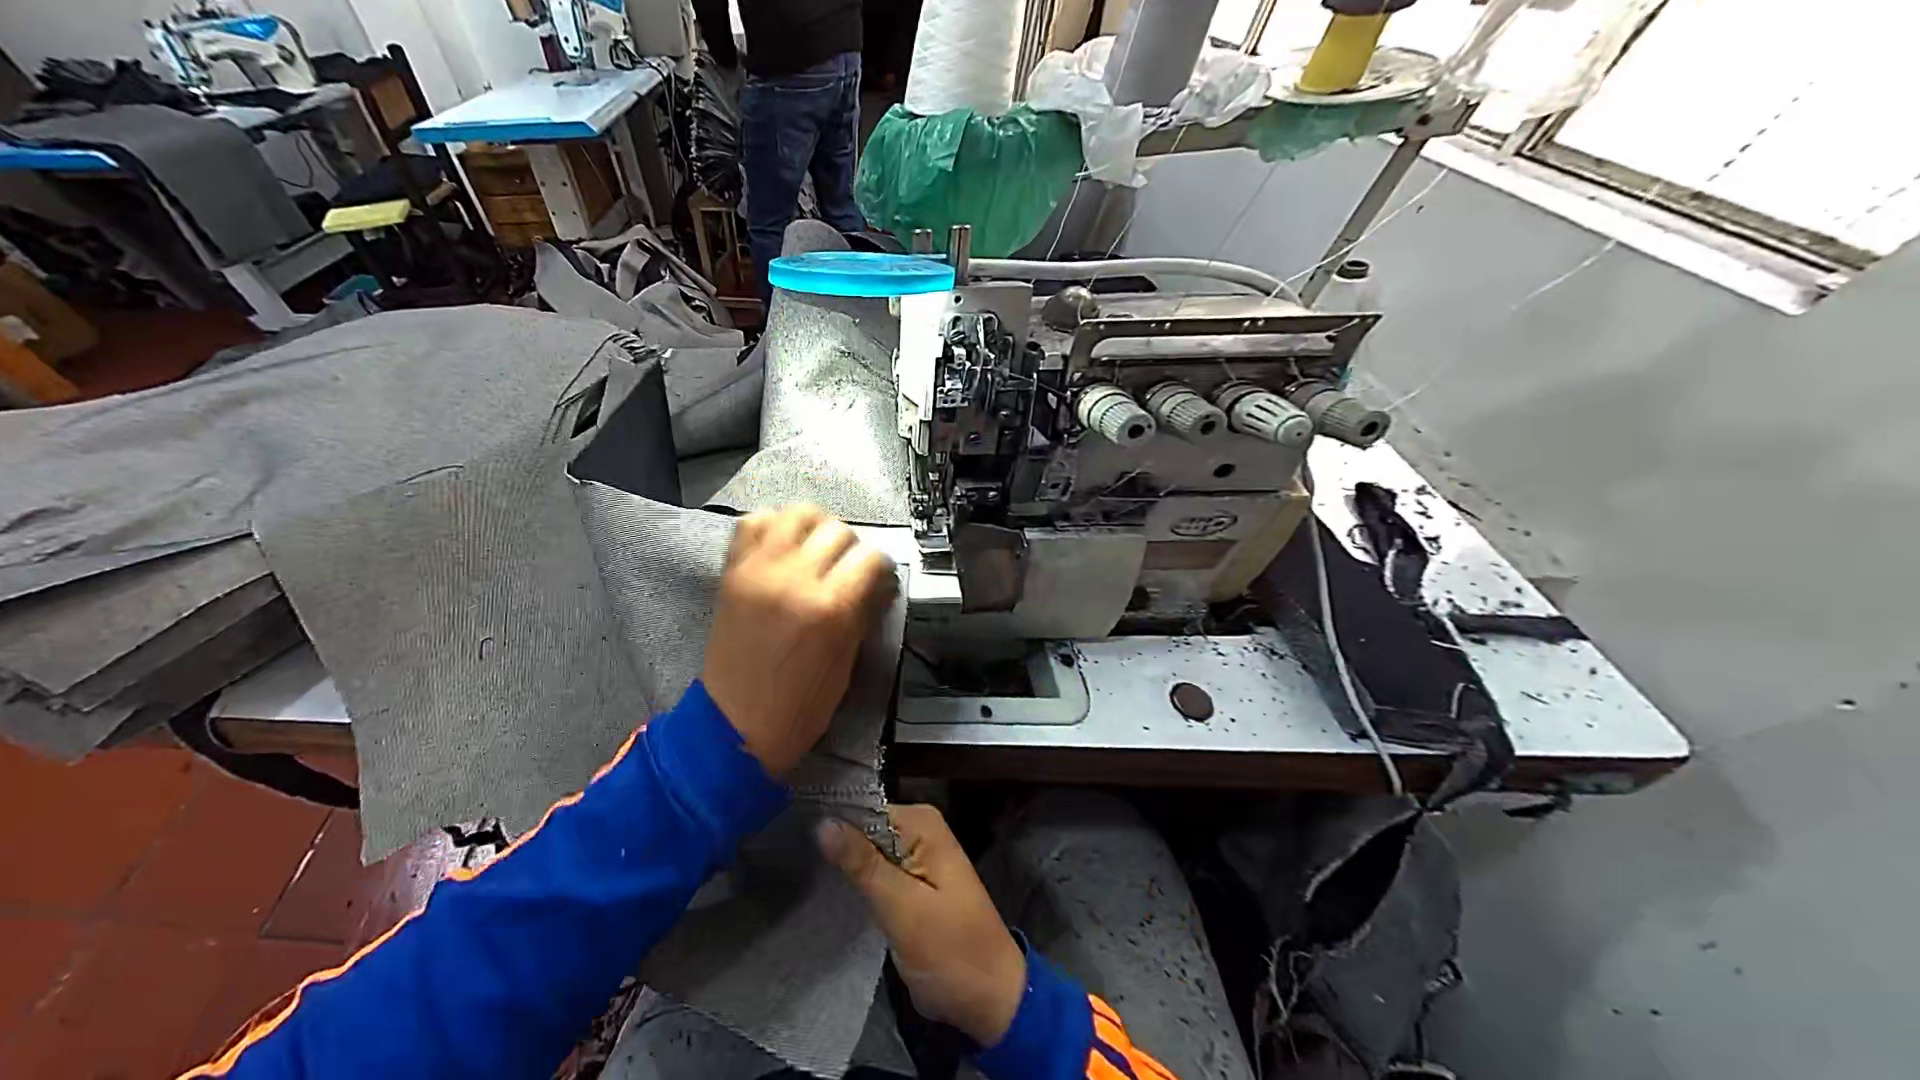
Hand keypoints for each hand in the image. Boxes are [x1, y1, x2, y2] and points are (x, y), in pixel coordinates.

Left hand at [702, 504, 895, 774]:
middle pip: (837, 530)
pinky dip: (773, 525)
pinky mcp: (732, 571)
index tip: (878, 578)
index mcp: (829, 607)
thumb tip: (880, 584)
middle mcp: (793, 578)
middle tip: (847, 569)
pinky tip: (783, 546)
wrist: (734, 725)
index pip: (870, 557)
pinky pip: (752, 523)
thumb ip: (864, 614)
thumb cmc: (799, 707)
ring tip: (816, 549)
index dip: (880, 567)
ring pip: (797, 513)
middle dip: (851, 548)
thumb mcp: (846, 663)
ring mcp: (758, 570)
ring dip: (815, 526)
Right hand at [817, 805, 1026, 1046]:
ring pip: (863, 851)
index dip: (831, 822)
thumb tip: (823, 822)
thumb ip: (864, 865)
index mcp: (922, 824)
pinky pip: (872, 872)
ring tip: (802, 875)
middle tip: (793, 862)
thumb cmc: (952, 952)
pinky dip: (854, 882)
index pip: (863, 808)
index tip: (794, 837)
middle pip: (861, 827)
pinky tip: (826, 889)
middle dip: (833, 845)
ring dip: (841, 866)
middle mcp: (918, 831)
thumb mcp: (904, 909)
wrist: (989, 999)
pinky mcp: (906, 884)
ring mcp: (912, 857)